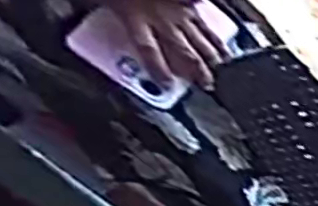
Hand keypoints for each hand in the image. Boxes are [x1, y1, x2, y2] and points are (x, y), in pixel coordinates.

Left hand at [106, 0, 226, 89]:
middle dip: (199, 72)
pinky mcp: (189, 6)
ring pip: (204, 44)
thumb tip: (92, 11)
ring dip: (213, 60)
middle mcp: (162, 19)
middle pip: (186, 54)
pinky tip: (225, 48)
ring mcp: (179, 13)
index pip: (148, 51)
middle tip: (207, 85)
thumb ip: (103, 5)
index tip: (166, 84)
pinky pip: (207, 26)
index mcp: (134, 16)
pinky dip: (218, 38)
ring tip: (221, 72)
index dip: (159, 69)